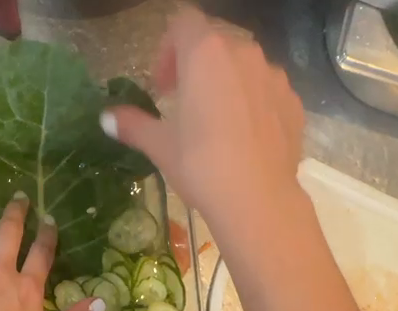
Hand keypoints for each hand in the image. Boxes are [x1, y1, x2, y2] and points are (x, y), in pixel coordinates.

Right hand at [102, 8, 305, 234]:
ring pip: (243, 67)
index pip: (182, 24)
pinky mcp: (292, 101)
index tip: (162, 87)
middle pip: (215, 42)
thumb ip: (134, 125)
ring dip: (226, 84)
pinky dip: (252, 104)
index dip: (167, 50)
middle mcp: (243, 52)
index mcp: (205, 53)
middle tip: (184, 104)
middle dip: (196, 66)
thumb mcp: (161, 147)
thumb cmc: (201, 166)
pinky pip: (266, 92)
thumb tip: (105, 118)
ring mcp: (273, 75)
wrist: (257, 200)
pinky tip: (243, 139)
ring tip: (216, 124)